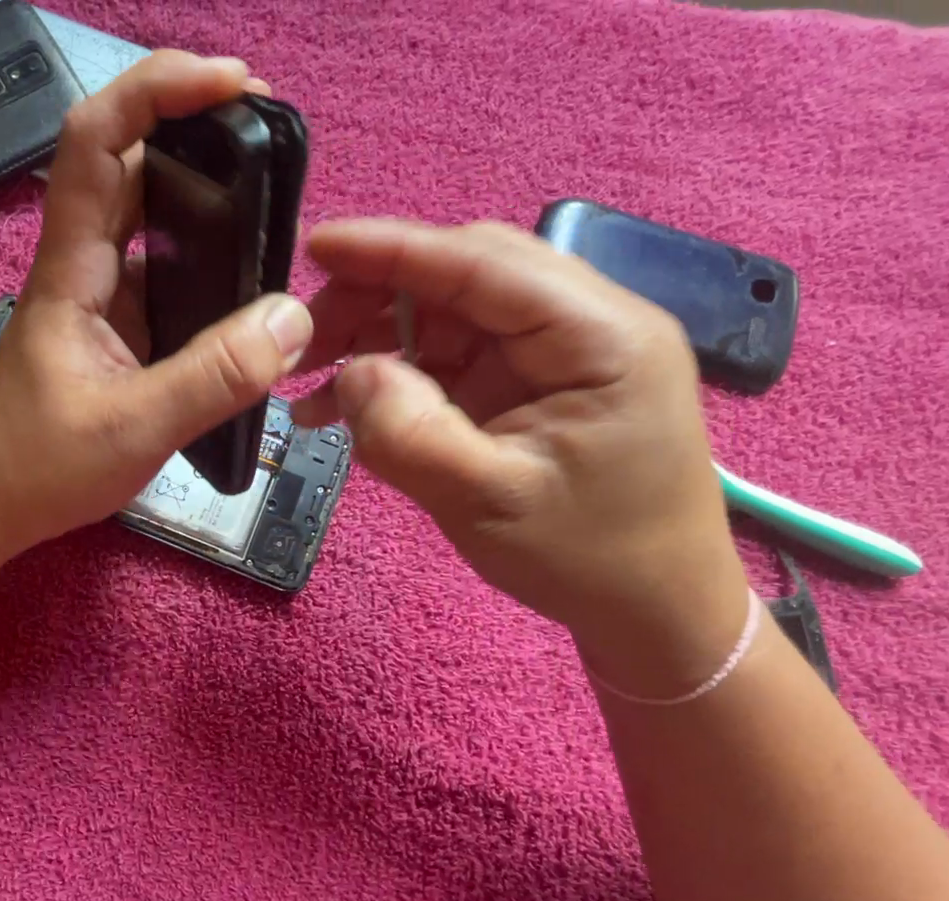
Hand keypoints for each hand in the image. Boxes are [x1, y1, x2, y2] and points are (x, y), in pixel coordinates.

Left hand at [0, 52, 312, 569]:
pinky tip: (245, 275)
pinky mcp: (110, 328)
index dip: (156, 91)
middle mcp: (81, 268)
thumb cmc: (39, 470)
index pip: (95, 144)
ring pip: (146, 216)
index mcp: (70, 273)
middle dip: (193, 127)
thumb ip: (213, 378)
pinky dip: (204, 256)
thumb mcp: (133, 430)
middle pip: (126, 163)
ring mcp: (95, 296)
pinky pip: (160, 269)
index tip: (232, 85)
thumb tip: (292, 320)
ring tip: (273, 197)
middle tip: (270, 133)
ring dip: (203, 191)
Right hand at [293, 219, 749, 697]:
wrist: (647, 607)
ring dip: (370, 335)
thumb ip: (410, 435)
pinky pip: (442, 358)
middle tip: (301, 342)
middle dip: (373, 296)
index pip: (484, 265)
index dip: (395, 250)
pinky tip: (334, 407)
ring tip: (304, 379)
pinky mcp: (522, 383)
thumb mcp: (487, 501)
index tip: (317, 245)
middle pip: (460, 277)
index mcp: (598, 337)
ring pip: (442, 313)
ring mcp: (548, 354)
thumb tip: (349, 374)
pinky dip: (386, 374)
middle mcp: (578, 325)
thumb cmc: (585, 555)